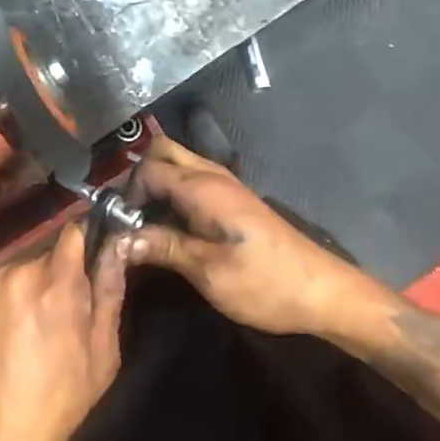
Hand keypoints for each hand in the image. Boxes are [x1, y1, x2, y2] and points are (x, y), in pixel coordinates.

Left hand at [0, 222, 127, 440]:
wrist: (10, 429)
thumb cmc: (65, 392)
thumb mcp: (103, 348)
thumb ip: (110, 288)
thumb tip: (118, 243)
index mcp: (57, 284)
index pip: (74, 231)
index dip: (86, 237)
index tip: (92, 249)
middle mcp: (22, 270)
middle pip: (50, 242)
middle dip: (63, 257)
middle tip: (69, 286)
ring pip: (28, 253)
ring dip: (38, 265)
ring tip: (42, 299)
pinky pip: (6, 265)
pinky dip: (17, 275)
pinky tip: (21, 302)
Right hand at [129, 133, 374, 335]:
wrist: (320, 290)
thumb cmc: (263, 283)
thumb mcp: (208, 272)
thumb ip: (163, 247)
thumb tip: (119, 239)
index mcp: (202, 188)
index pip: (148, 170)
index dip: (127, 193)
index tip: (120, 225)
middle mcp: (210, 174)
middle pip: (161, 150)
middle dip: (138, 173)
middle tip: (130, 212)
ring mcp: (224, 182)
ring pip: (177, 160)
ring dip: (156, 179)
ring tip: (145, 218)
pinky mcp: (232, 196)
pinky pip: (191, 176)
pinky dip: (172, 188)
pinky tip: (171, 221)